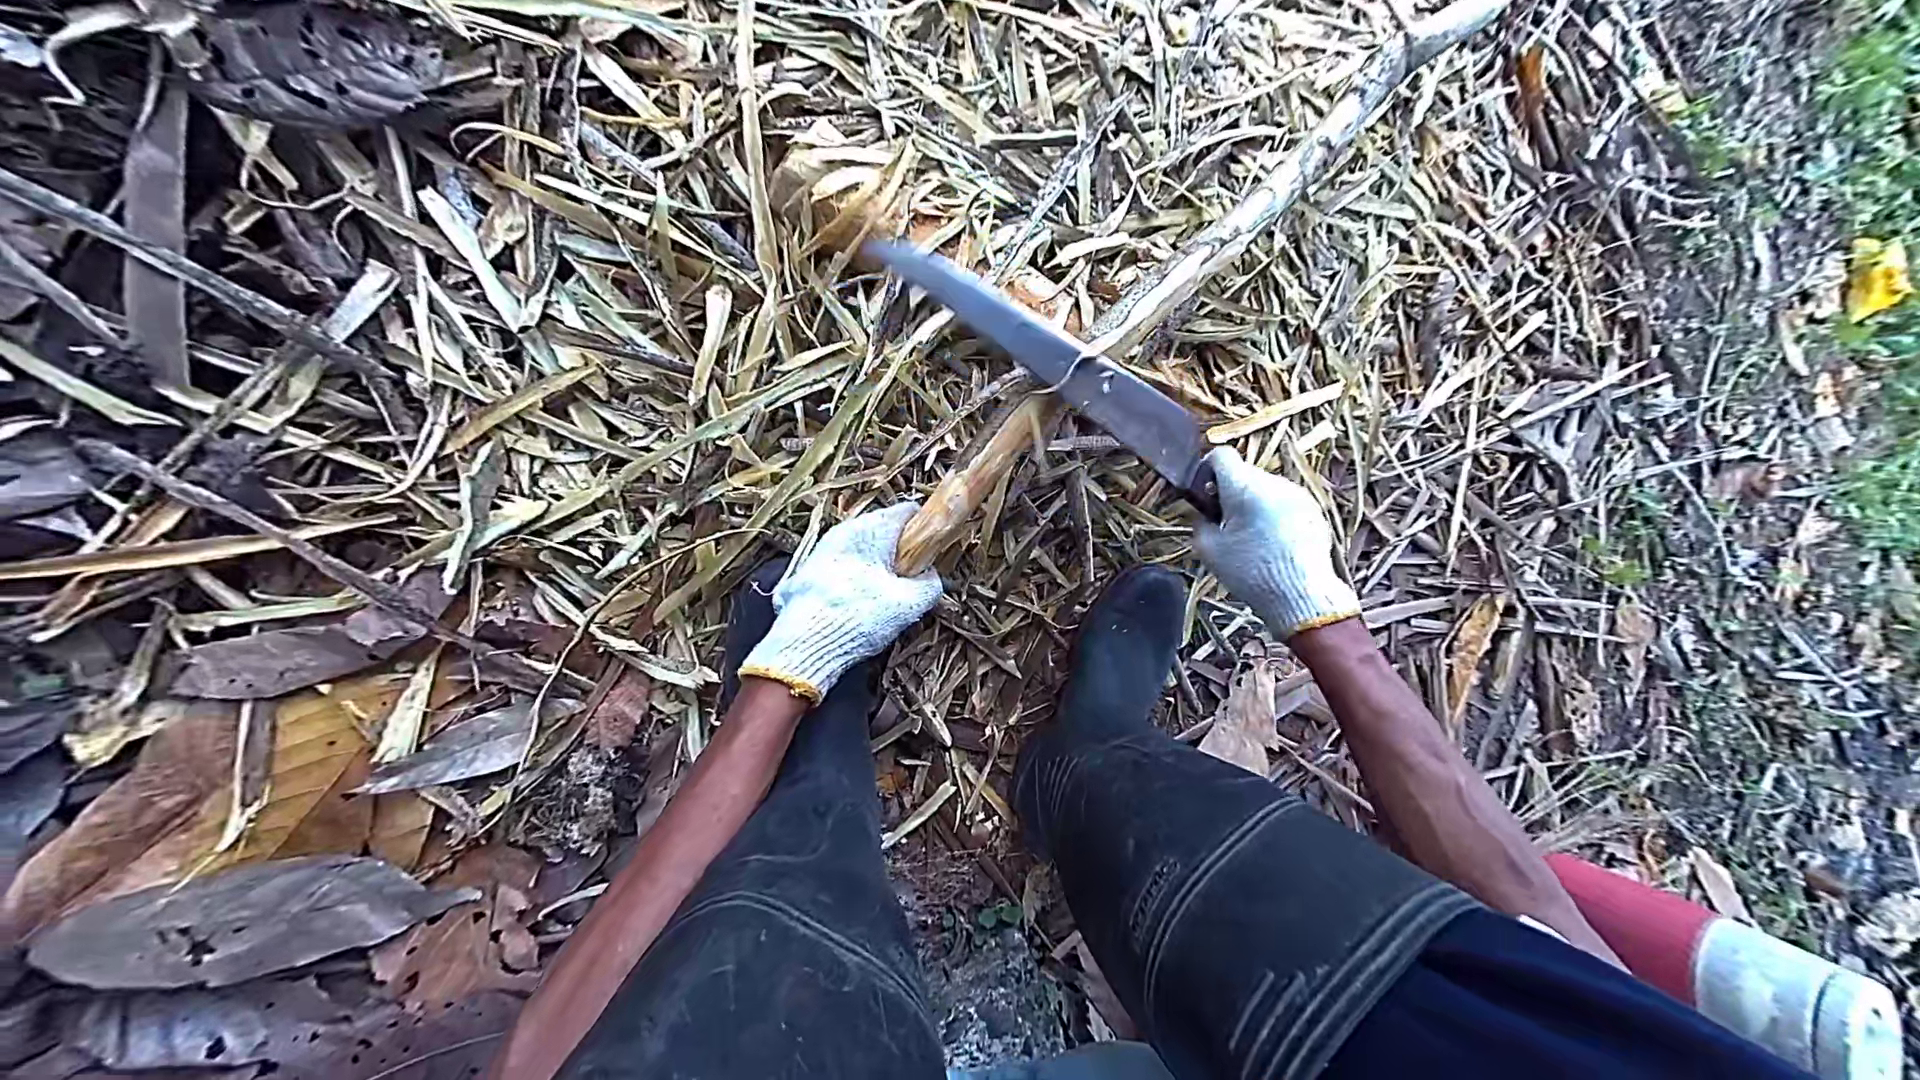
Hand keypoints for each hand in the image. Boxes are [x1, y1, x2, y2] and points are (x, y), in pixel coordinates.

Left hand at [739, 501, 942, 701]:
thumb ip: (930, 583)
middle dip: (898, 552)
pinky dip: (851, 579)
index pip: (908, 511)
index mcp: (871, 528)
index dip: (924, 530)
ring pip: (859, 549)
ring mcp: (821, 549)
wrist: (804, 647)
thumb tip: (930, 575)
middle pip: (883, 530)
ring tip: (879, 600)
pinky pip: (839, 567)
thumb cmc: (860, 618)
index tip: (929, 554)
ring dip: (873, 567)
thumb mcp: (910, 604)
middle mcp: (843, 530)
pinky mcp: (805, 571)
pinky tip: (853, 607)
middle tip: (906, 584)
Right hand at [1193, 446, 1359, 638]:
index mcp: (1245, 487)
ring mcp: (1298, 495)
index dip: (1206, 470)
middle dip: (1229, 492)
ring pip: (1264, 487)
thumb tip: (1205, 511)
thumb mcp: (1208, 549)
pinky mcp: (1314, 510)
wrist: (1302, 596)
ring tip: (1249, 537)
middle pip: (1243, 473)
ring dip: (1252, 503)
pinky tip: (1271, 543)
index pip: (1221, 455)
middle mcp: (1275, 483)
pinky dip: (1272, 514)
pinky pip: (1284, 502)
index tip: (1204, 494)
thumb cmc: (1250, 573)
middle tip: (1223, 523)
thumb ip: (1200, 520)